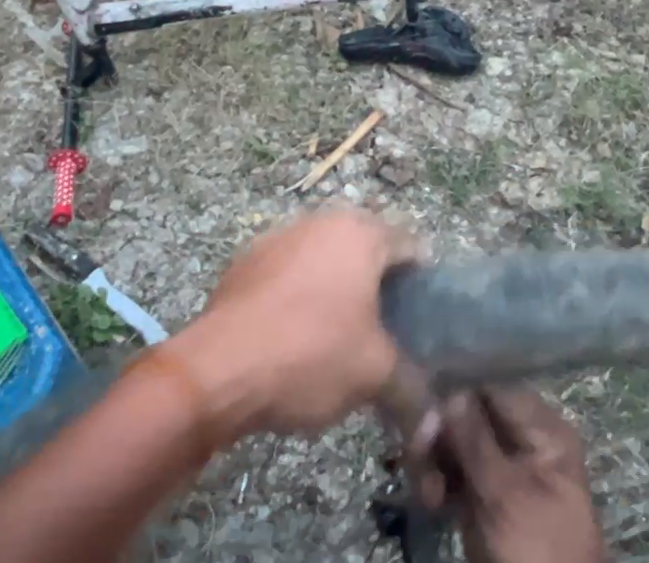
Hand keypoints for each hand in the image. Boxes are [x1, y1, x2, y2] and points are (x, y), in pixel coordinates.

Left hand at [170, 206, 412, 438]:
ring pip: (323, 259)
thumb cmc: (311, 355)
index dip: (423, 284)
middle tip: (389, 331)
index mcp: (359, 233)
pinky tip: (298, 336)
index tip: (426, 321)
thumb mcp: (375, 376)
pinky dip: (300, 295)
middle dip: (378, 285)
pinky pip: (288, 274)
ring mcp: (276, 238)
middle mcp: (318, 222)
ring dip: (337, 288)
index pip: (410, 247)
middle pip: (365, 249)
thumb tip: (432, 427)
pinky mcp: (243, 263)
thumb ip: (412, 392)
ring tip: (343, 336)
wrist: (216, 369)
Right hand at [434, 389, 603, 562]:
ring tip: (426, 492)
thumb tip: (450, 390)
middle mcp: (521, 440)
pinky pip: (453, 471)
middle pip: (469, 414)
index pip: (492, 388)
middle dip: (439, 433)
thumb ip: (475, 440)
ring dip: (433, 461)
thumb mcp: (506, 495)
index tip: (420, 403)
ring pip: (455, 442)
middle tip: (416, 457)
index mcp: (541, 431)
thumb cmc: (538, 550)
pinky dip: (438, 481)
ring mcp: (501, 468)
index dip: (455, 390)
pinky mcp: (484, 494)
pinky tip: (429, 500)